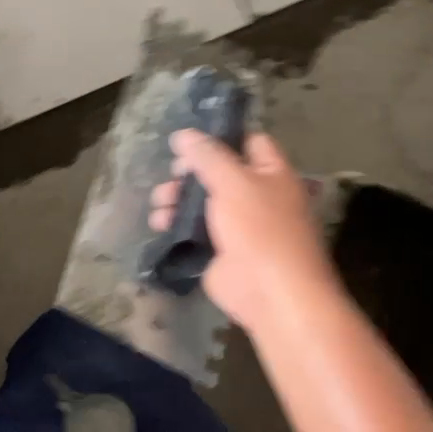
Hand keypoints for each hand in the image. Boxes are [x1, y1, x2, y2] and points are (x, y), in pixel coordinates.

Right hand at [149, 130, 339, 336]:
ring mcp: (238, 225)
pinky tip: (160, 223)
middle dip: (189, 171)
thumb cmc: (260, 230)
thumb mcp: (233, 181)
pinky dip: (175, 223)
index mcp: (272, 174)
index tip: (191, 137)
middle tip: (174, 173)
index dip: (222, 136)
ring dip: (176, 197)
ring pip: (201, 200)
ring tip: (161, 202)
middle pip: (217, 171)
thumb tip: (183, 135)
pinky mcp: (220, 249)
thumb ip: (207, 155)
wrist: (272, 296)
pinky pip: (193, 228)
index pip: (249, 141)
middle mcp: (257, 196)